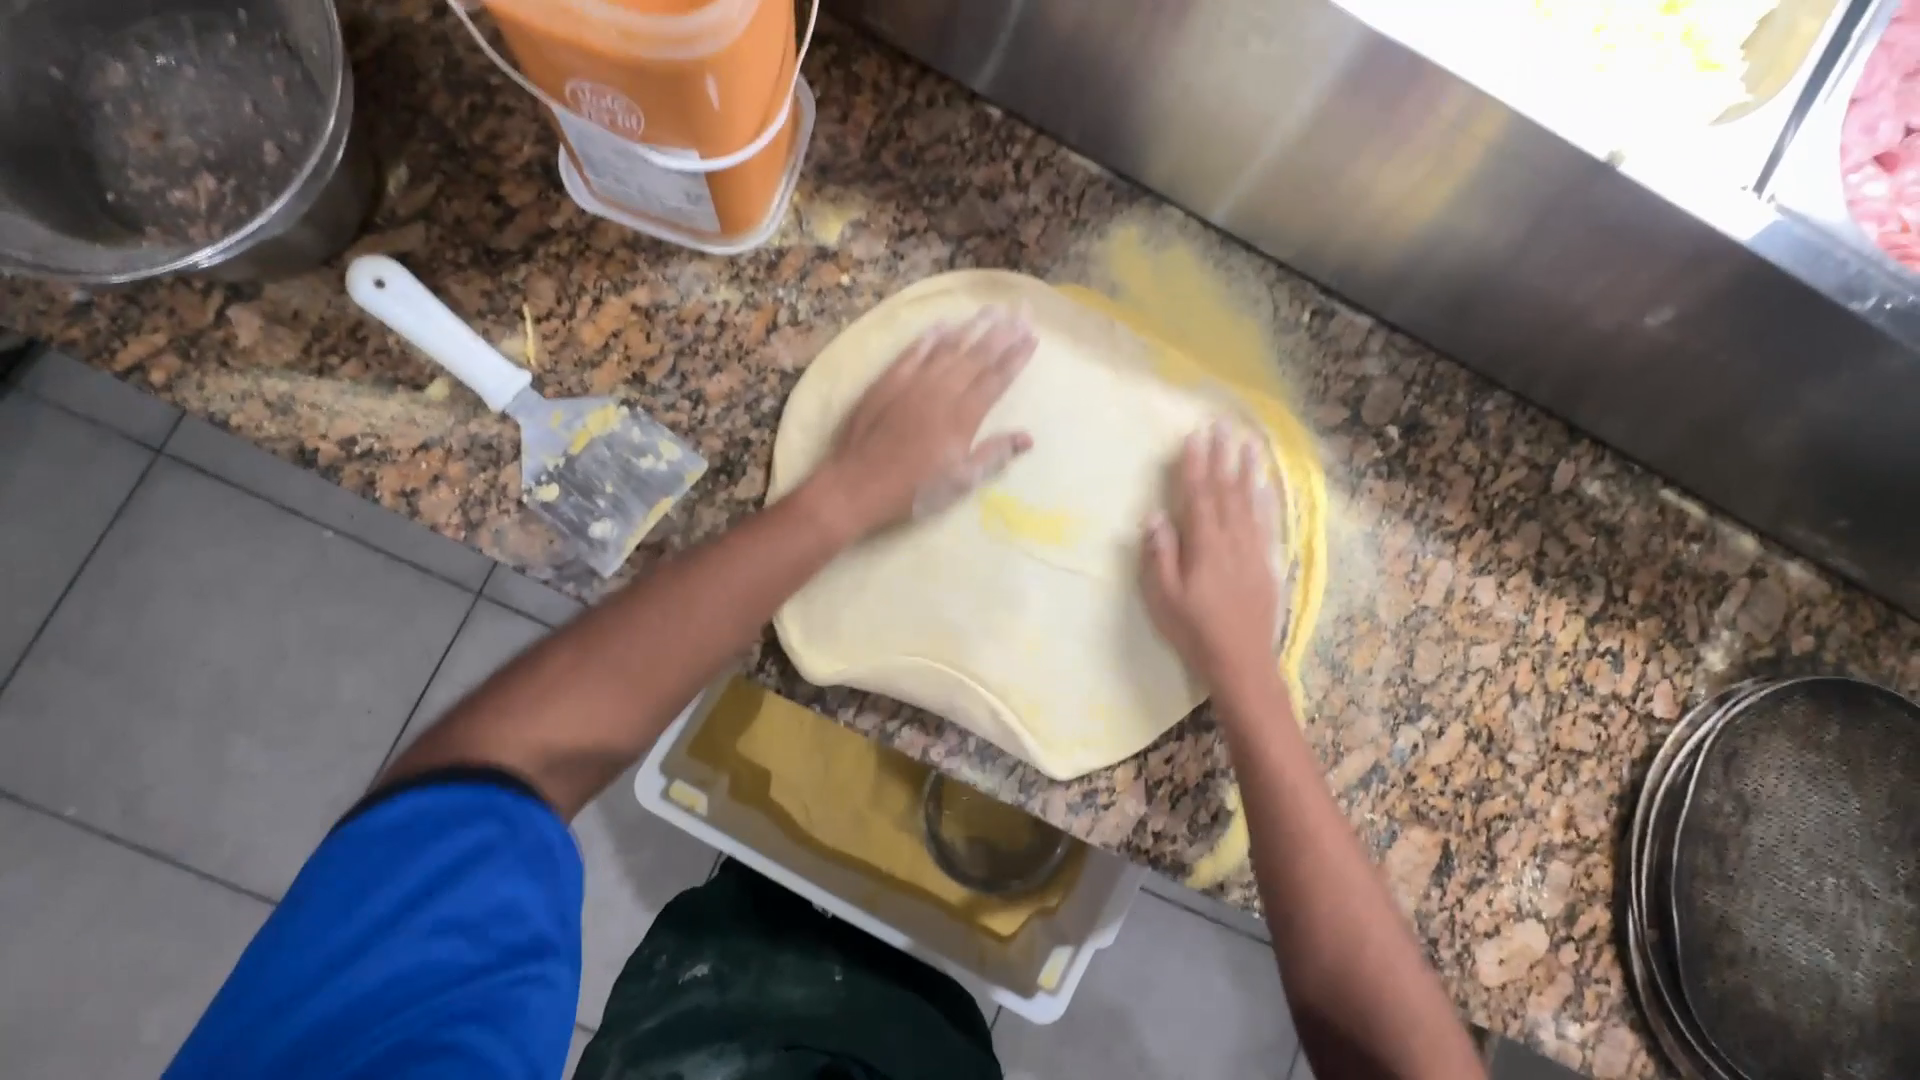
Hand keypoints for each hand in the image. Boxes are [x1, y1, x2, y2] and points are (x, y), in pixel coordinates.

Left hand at [807, 308, 1036, 537]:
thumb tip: (1027, 437)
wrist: (856, 485)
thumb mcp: (960, 482)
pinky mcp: (887, 382)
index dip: (1016, 357)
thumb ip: (993, 455)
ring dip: (971, 326)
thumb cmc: (913, 491)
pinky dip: (929, 336)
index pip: (997, 378)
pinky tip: (942, 324)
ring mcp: (912, 383)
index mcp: (963, 417)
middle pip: (977, 355)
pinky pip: (913, 351)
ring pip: (947, 347)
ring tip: (991, 308)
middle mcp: (941, 391)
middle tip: (1021, 310)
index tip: (1033, 335)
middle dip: (1002, 332)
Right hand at [1141, 421, 1287, 690]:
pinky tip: (1265, 486)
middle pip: (1226, 490)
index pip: (1198, 496)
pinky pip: (1267, 523)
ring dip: (1246, 470)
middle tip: (1222, 425)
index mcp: (1204, 546)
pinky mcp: (1266, 563)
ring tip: (1247, 443)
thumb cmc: (1194, 631)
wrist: (1241, 661)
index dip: (1195, 465)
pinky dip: (1266, 500)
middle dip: (1222, 456)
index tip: (1193, 436)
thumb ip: (1160, 555)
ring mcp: (1253, 550)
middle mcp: (1232, 540)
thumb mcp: (1163, 598)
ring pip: (1250, 501)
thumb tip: (1155, 516)